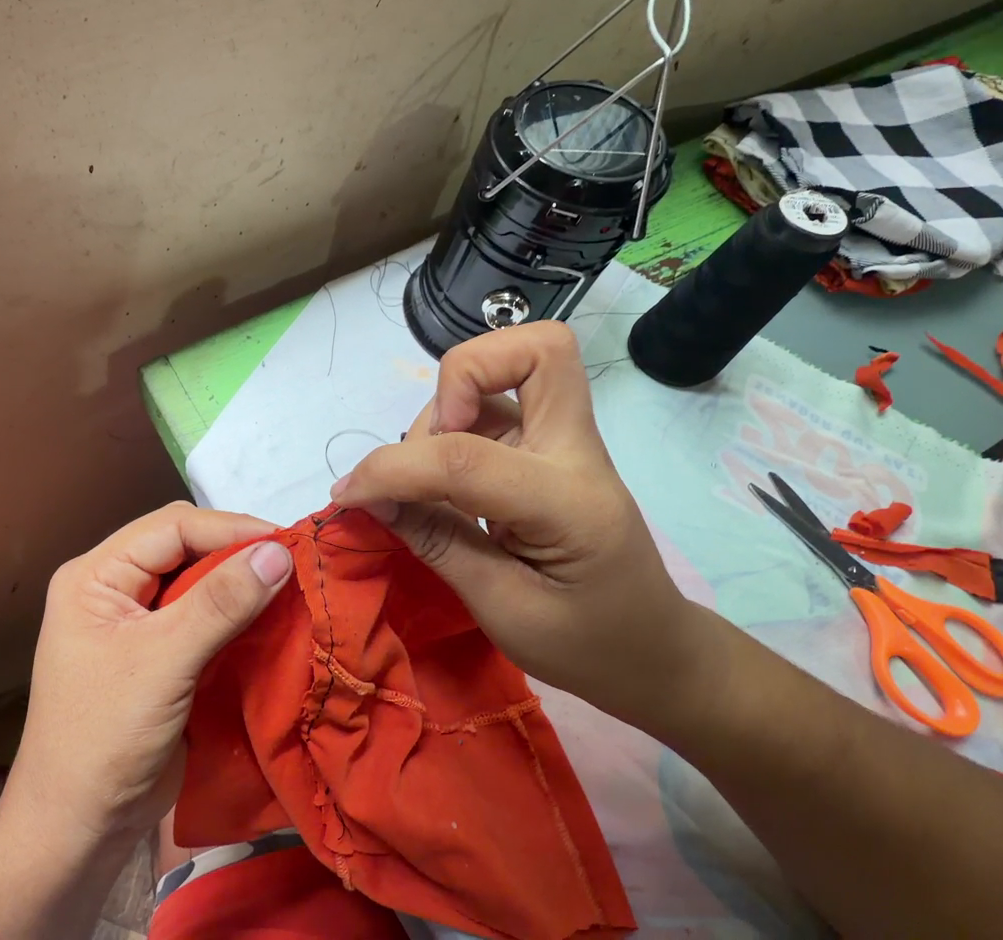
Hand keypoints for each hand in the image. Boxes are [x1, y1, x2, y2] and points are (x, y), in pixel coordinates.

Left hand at [3, 503, 294, 845]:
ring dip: (242, 587)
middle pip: (185, 550)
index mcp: (95, 576)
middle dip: (237, 554)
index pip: (169, 528)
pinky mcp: (162, 658)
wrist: (81, 827)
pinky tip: (274, 622)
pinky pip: (206, 622)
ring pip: (200, 585)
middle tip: (295, 564)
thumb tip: (278, 551)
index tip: (285, 543)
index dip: (228, 529)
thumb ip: (220, 604)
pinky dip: (239, 620)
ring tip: (293, 588)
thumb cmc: (105, 737)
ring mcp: (138, 625)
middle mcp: (114, 590)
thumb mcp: (162, 662)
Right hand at [329, 322, 717, 721]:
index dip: (392, 469)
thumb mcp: (502, 611)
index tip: (350, 495)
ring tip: (429, 483)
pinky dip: (455, 424)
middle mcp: (575, 453)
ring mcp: (566, 444)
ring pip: (508, 370)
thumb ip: (436, 543)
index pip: (467, 458)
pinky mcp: (549, 448)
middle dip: (464, 371)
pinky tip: (445, 481)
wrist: (653, 653)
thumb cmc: (586, 645)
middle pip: (538, 350)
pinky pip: (497, 402)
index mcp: (570, 504)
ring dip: (448, 409)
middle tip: (434, 441)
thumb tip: (370, 497)